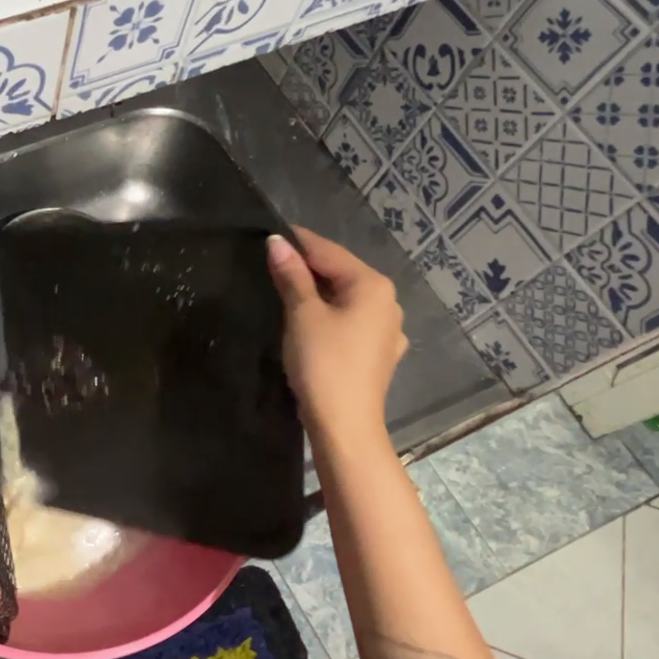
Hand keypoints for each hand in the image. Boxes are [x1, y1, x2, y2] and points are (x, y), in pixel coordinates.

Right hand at [266, 227, 407, 438]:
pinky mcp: (379, 354)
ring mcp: (388, 330)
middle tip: (273, 265)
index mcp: (372, 285)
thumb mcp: (302, 315)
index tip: (270, 235)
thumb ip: (291, 276)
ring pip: (348, 300)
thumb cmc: (323, 363)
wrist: (345, 423)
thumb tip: (277, 242)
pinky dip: (332, 317)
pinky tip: (315, 326)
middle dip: (309, 268)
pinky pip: (352, 323)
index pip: (329, 251)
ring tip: (288, 294)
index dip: (298, 242)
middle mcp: (388, 302)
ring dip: (320, 293)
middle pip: (342, 274)